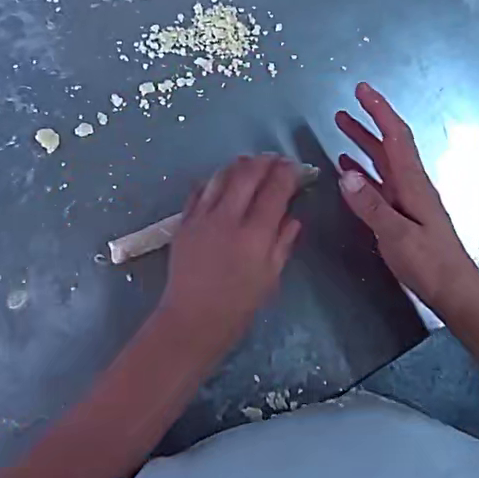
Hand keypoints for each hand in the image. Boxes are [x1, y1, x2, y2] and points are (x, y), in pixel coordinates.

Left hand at [154, 154, 303, 359]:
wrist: (192, 319)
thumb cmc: (237, 306)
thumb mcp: (270, 278)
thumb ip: (282, 243)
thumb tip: (293, 217)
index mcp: (255, 235)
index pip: (275, 191)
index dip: (287, 173)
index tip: (295, 167)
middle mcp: (228, 218)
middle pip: (247, 175)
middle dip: (264, 162)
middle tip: (275, 158)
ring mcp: (202, 216)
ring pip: (222, 176)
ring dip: (238, 165)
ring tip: (250, 162)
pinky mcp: (184, 220)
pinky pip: (200, 190)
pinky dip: (215, 180)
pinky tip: (222, 180)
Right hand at [334, 82, 478, 312]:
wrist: (457, 293)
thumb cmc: (431, 265)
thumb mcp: (398, 236)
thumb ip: (371, 206)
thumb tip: (346, 175)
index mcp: (413, 184)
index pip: (395, 137)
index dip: (379, 111)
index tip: (363, 91)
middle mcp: (411, 185)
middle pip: (389, 143)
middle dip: (370, 119)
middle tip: (350, 100)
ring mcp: (407, 198)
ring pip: (382, 160)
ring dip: (363, 140)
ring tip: (342, 124)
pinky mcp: (402, 212)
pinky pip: (379, 181)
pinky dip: (362, 168)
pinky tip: (348, 168)